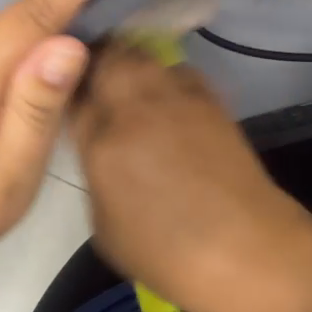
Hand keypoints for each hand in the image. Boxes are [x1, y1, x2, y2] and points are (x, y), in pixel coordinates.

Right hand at [72, 45, 311, 311]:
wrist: (244, 248)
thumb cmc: (168, 255)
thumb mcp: (106, 228)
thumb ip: (96, 177)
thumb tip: (101, 151)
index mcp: (102, 147)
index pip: (73, 97)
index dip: (67, 91)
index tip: (68, 95)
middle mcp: (134, 111)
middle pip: (105, 60)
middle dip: (95, 61)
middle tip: (92, 74)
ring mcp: (174, 99)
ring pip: (140, 56)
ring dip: (127, 61)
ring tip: (125, 77)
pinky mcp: (207, 98)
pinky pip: (176, 70)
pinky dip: (165, 75)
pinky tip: (165, 95)